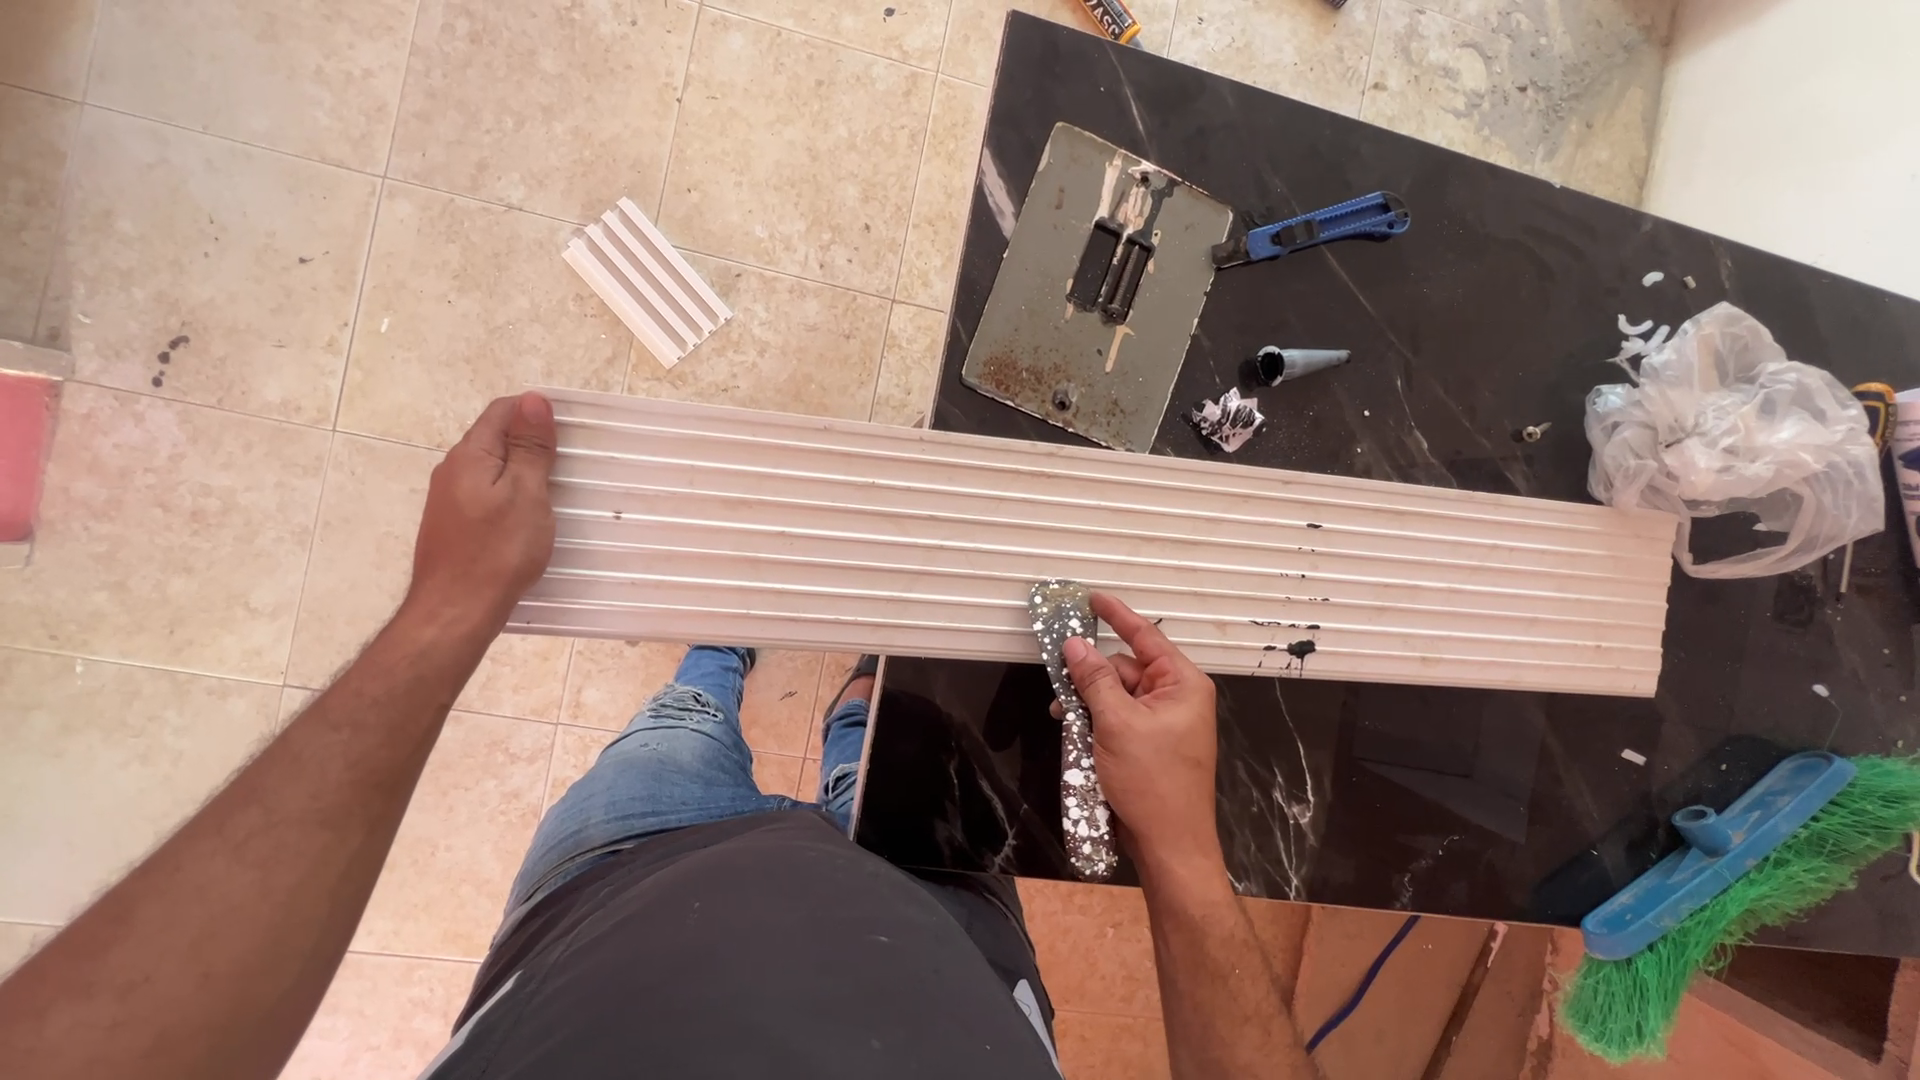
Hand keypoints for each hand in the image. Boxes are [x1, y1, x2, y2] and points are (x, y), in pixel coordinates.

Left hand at [402, 392, 557, 634]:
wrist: (457, 609)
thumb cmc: (498, 550)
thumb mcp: (526, 494)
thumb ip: (529, 449)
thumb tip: (533, 401)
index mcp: (470, 456)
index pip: (501, 412)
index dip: (535, 412)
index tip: (571, 430)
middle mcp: (453, 471)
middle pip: (495, 439)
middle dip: (532, 441)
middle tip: (572, 460)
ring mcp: (451, 499)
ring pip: (492, 468)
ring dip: (524, 469)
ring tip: (558, 487)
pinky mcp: (456, 524)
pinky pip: (489, 493)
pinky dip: (513, 493)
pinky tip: (532, 515)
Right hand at [1061, 593, 1220, 872]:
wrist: (1169, 844)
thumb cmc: (1151, 780)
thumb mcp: (1116, 724)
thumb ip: (1094, 680)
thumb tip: (1074, 645)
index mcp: (1181, 684)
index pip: (1145, 636)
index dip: (1117, 615)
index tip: (1092, 597)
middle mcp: (1176, 697)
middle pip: (1125, 669)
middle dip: (1091, 677)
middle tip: (1060, 691)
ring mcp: (1165, 722)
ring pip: (1117, 695)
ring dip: (1089, 703)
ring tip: (1064, 719)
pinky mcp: (1151, 743)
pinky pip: (1119, 718)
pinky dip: (1097, 721)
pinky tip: (1078, 735)